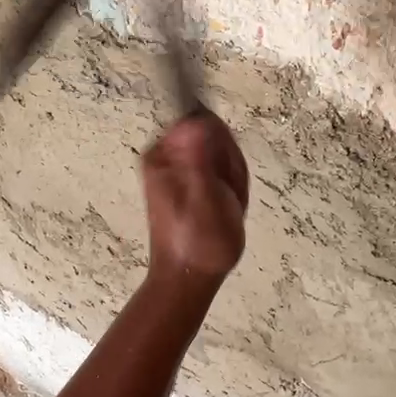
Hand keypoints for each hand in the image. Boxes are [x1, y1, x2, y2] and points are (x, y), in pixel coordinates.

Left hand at [141, 110, 249, 282]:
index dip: (225, 149)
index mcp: (162, 155)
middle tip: (227, 195)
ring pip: (222, 152)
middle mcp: (165, 154)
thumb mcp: (205, 200)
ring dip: (232, 177)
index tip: (224, 176)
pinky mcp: (188, 178)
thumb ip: (201, 159)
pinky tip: (226, 206)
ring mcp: (177, 166)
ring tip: (226, 204)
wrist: (189, 276)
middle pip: (215, 136)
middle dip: (230, 165)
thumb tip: (198, 120)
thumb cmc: (200, 244)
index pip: (205, 123)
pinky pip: (221, 168)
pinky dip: (230, 186)